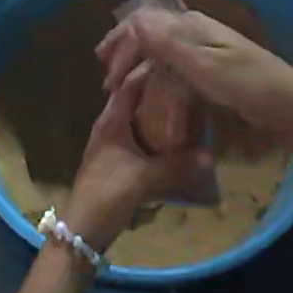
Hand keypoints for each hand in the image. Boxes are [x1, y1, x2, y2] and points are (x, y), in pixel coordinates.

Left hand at [62, 63, 213, 253]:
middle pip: (136, 99)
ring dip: (159, 112)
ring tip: (190, 106)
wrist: (82, 231)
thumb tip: (211, 154)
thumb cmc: (106, 195)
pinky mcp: (119, 161)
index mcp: (110, 120)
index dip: (149, 70)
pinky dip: (157, 133)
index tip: (175, 61)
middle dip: (160, 91)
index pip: (129, 84)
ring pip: (139, 119)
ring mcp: (113, 144)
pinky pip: (141, 137)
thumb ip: (176, 165)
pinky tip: (178, 139)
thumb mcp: (143, 178)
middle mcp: (110, 126)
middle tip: (190, 84)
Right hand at [95, 8, 292, 131]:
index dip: (121, 44)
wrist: (286, 101)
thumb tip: (134, 20)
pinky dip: (152, 70)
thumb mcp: (203, 65)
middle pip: (147, 30)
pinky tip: (147, 85)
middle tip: (104, 72)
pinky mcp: (207, 64)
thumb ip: (168, 43)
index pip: (142, 23)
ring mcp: (201, 46)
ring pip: (157, 45)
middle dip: (122, 47)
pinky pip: (170, 61)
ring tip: (118, 81)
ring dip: (135, 60)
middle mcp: (192, 29)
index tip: (107, 73)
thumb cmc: (244, 83)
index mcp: (189, 25)